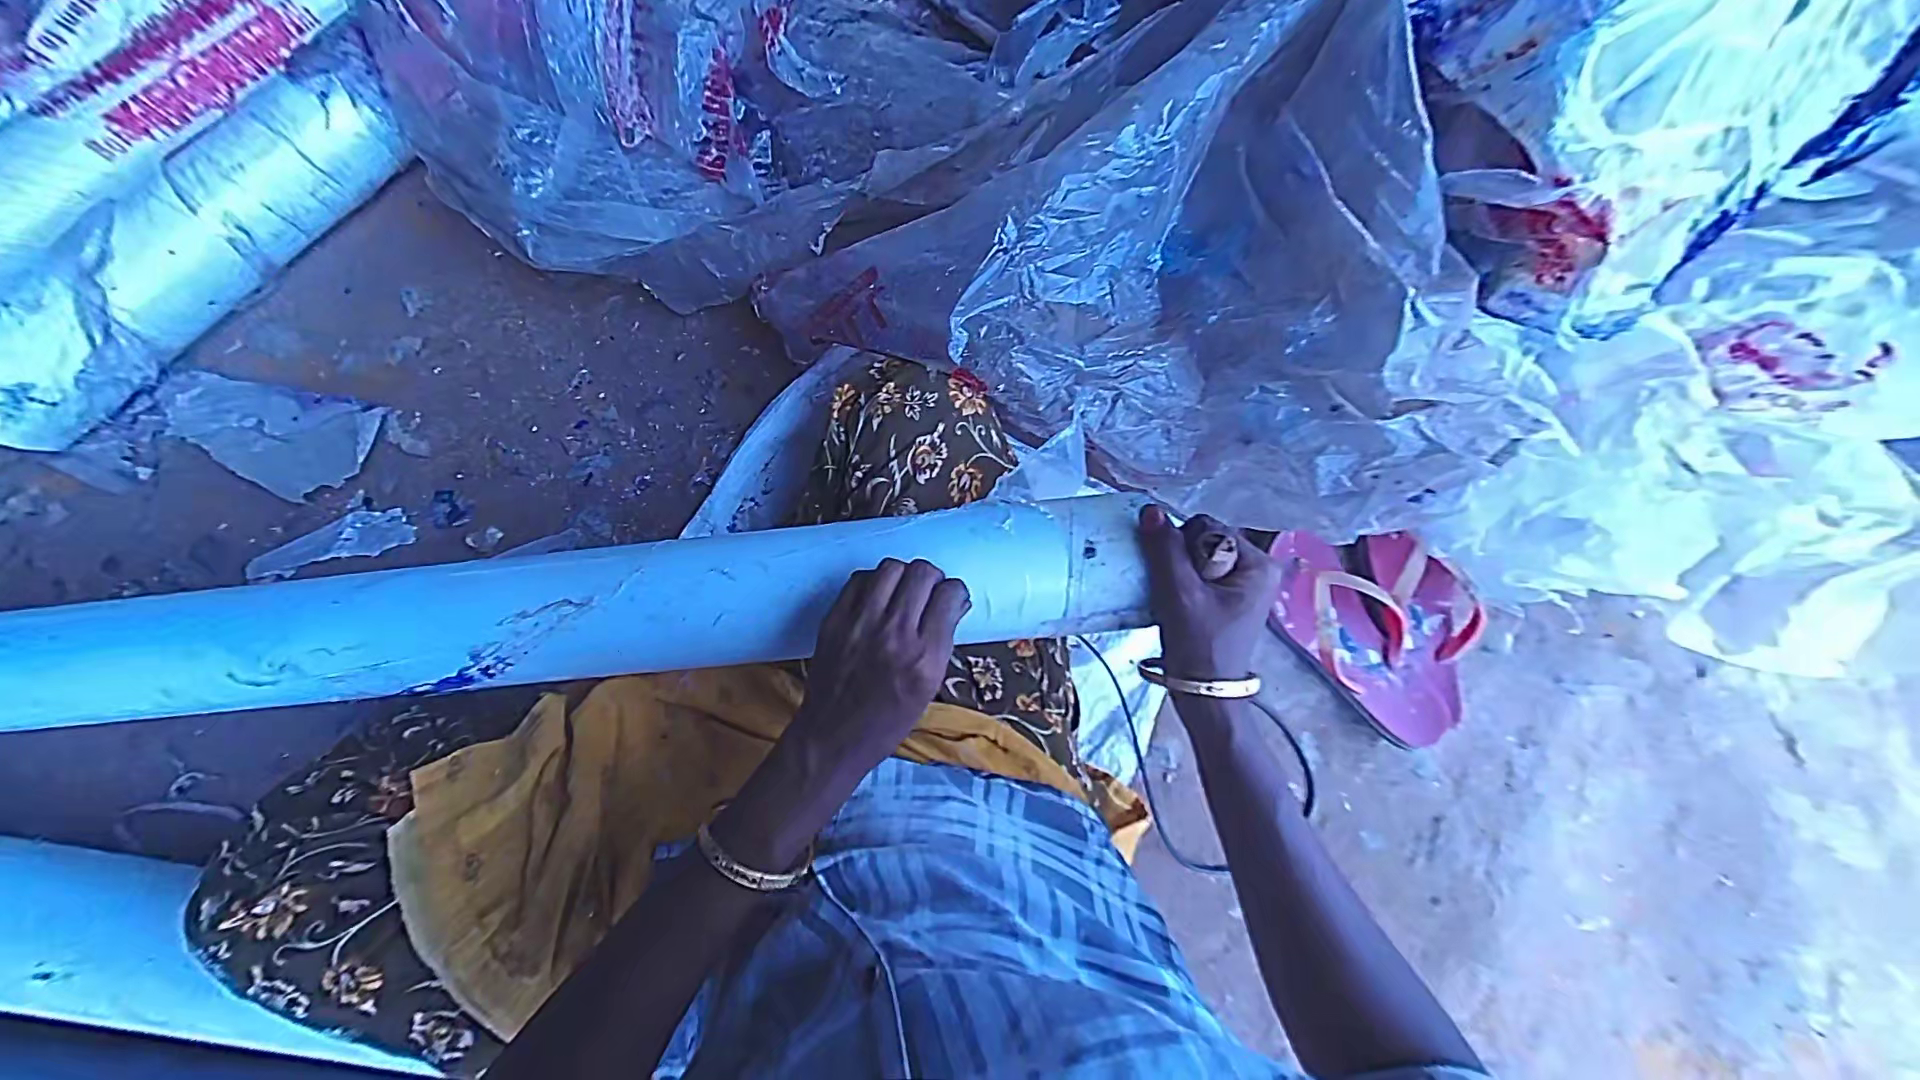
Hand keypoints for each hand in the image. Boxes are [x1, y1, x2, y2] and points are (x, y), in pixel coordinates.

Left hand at [791, 558, 970, 763]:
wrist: (833, 736)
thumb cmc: (888, 720)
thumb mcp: (929, 686)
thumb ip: (943, 641)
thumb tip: (953, 604)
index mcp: (925, 657)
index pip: (949, 595)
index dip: (954, 592)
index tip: (951, 599)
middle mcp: (895, 634)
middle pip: (922, 572)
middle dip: (932, 579)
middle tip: (929, 592)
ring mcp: (861, 623)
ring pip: (892, 567)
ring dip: (903, 575)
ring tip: (903, 592)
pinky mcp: (835, 619)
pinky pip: (860, 578)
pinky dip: (874, 582)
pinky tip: (878, 598)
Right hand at [1139, 504, 1279, 679]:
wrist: (1203, 694)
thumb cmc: (1198, 645)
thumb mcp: (1179, 594)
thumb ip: (1165, 550)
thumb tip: (1150, 510)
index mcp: (1257, 563)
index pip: (1206, 527)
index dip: (1181, 548)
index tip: (1180, 583)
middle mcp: (1255, 568)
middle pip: (1200, 539)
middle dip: (1179, 561)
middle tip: (1178, 594)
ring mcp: (1241, 584)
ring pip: (1193, 557)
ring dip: (1175, 574)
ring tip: (1175, 601)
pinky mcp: (1225, 598)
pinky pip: (1194, 573)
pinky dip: (1179, 584)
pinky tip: (1175, 603)